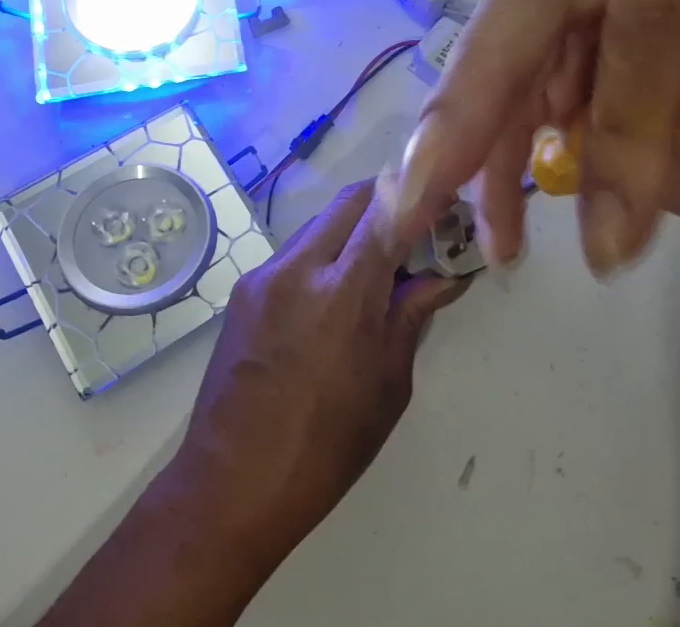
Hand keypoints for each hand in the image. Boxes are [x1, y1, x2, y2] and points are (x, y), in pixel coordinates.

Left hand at [167, 180, 470, 564]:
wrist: (231, 485)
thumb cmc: (326, 445)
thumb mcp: (388, 383)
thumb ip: (411, 316)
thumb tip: (443, 276)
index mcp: (343, 291)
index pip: (389, 209)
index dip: (423, 195)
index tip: (448, 200)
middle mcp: (298, 267)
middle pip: (351, 202)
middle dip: (389, 203)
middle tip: (418, 230)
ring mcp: (264, 277)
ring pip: (320, 224)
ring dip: (355, 229)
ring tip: (381, 267)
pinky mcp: (244, 293)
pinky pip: (294, 254)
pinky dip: (324, 255)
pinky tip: (337, 294)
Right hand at [385, 0, 679, 274]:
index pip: (649, 16)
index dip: (621, 124)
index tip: (613, 246)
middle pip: (529, 7)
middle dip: (473, 104)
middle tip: (422, 192)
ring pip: (493, 50)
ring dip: (456, 142)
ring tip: (421, 219)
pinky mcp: (540, 42)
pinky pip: (493, 93)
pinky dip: (480, 164)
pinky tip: (492, 230)